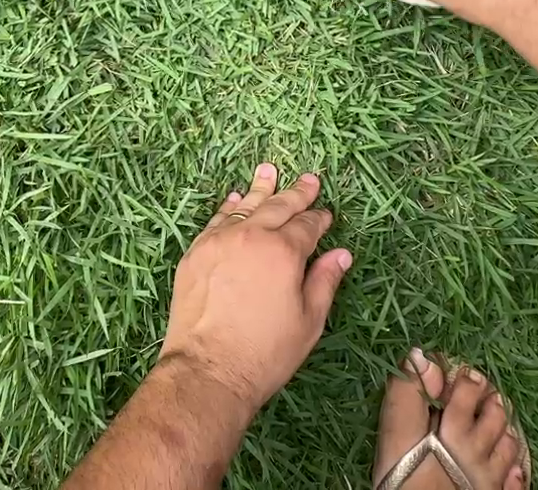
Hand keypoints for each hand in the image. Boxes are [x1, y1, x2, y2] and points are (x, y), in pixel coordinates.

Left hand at [158, 163, 353, 412]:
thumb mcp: (308, 321)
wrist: (207, 368)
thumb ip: (324, 282)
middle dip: (296, 193)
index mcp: (284, 251)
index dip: (319, 219)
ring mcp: (220, 240)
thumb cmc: (266, 352)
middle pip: (278, 207)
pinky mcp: (196, 251)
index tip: (326, 214)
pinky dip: (229, 207)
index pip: (307, 226)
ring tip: (268, 170)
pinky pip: (217, 219)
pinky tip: (235, 199)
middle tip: (309, 179)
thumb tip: (341, 254)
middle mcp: (252, 236)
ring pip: (245, 206)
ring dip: (260, 189)